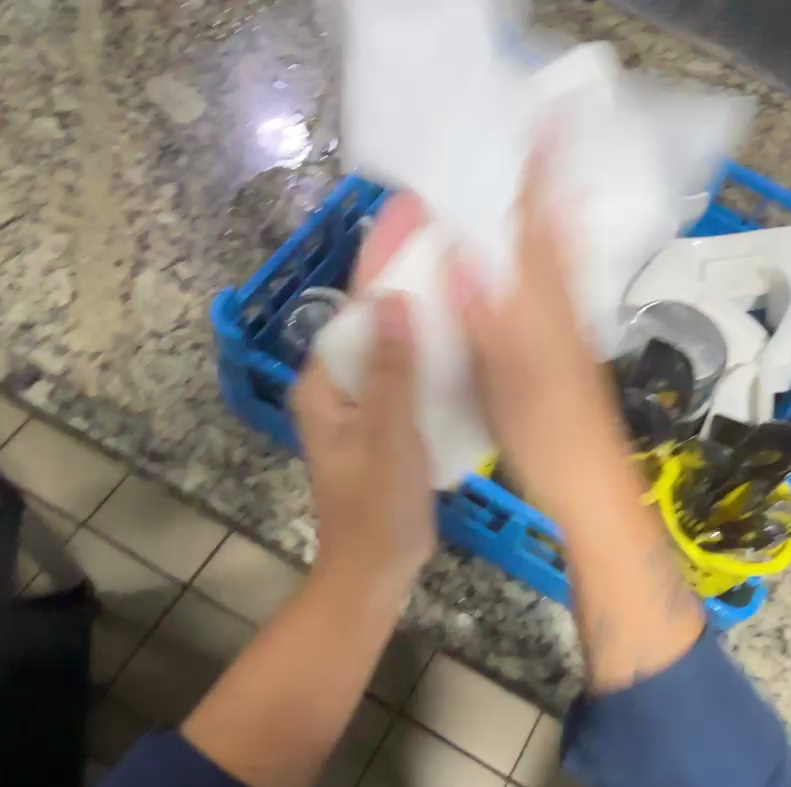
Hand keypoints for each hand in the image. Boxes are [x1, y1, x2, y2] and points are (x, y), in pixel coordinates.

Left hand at [292, 204, 436, 606]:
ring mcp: (362, 408)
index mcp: (327, 384)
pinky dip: (431, 356)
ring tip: (462, 272)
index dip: (382, 260)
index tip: (410, 212)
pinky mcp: (385, 427)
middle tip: (446, 233)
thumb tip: (396, 300)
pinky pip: (408, 378)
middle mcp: (339, 388)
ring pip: (395, 349)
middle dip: (406, 280)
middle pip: (376, 322)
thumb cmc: (378, 508)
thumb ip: (394, 371)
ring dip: (423, 315)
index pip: (356, 308)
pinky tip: (464, 339)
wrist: (375, 570)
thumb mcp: (388, 436)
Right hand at [447, 147, 703, 688]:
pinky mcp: (567, 366)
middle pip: (555, 244)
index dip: (539, 182)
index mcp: (546, 316)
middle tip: (532, 152)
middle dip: (547, 196)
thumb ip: (487, 323)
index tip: (537, 132)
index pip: (540, 234)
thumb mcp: (512, 387)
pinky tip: (523, 281)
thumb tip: (461, 259)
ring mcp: (569, 342)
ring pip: (556, 272)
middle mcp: (563, 317)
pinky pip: (552, 304)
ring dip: (545, 231)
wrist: (596, 494)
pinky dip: (540, 277)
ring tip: (523, 199)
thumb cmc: (551, 445)